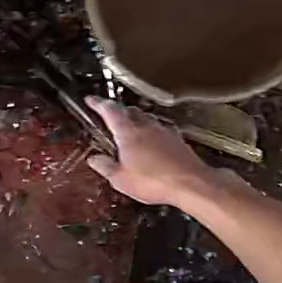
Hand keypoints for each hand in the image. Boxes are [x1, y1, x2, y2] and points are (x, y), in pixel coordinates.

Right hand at [84, 97, 227, 206]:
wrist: (190, 183)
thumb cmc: (153, 181)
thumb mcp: (121, 179)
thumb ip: (105, 166)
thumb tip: (94, 159)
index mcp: (127, 132)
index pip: (109, 110)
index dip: (98, 103)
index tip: (91, 100)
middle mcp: (145, 126)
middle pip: (129, 110)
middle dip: (117, 110)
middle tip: (109, 114)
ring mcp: (163, 130)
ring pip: (146, 117)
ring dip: (136, 119)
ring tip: (130, 127)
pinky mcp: (177, 139)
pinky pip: (161, 128)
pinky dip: (152, 130)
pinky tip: (153, 140)